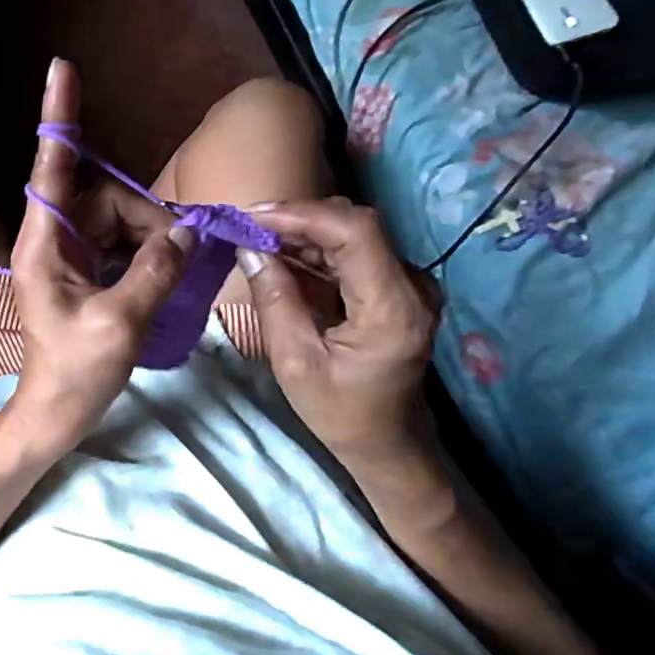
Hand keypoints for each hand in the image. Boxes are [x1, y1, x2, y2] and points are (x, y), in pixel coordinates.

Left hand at [9, 60, 192, 444]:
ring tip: (174, 268)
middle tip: (179, 251)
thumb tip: (185, 233)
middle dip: (143, 215)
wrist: (55, 410)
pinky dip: (146, 249)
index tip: (60, 67)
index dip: (58, 116)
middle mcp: (52, 238)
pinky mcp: (84, 269)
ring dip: (150, 235)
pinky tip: (166, 269)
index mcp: (43, 243)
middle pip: (102, 195)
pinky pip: (120, 240)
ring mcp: (68, 253)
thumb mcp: (120, 322)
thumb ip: (154, 270)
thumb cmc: (75, 371)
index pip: (51, 165)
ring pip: (117, 217)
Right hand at [235, 198, 439, 461]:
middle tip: (244, 225)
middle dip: (295, 218)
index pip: (354, 233)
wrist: (385, 439)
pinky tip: (276, 253)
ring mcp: (407, 283)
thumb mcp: (294, 361)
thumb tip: (248, 249)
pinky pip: (350, 252)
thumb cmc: (339, 410)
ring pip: (351, 233)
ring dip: (299, 231)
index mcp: (392, 308)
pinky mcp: (394, 286)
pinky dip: (311, 248)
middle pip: (354, 226)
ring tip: (252, 237)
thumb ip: (274, 300)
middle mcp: (411, 286)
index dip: (301, 215)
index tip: (251, 217)